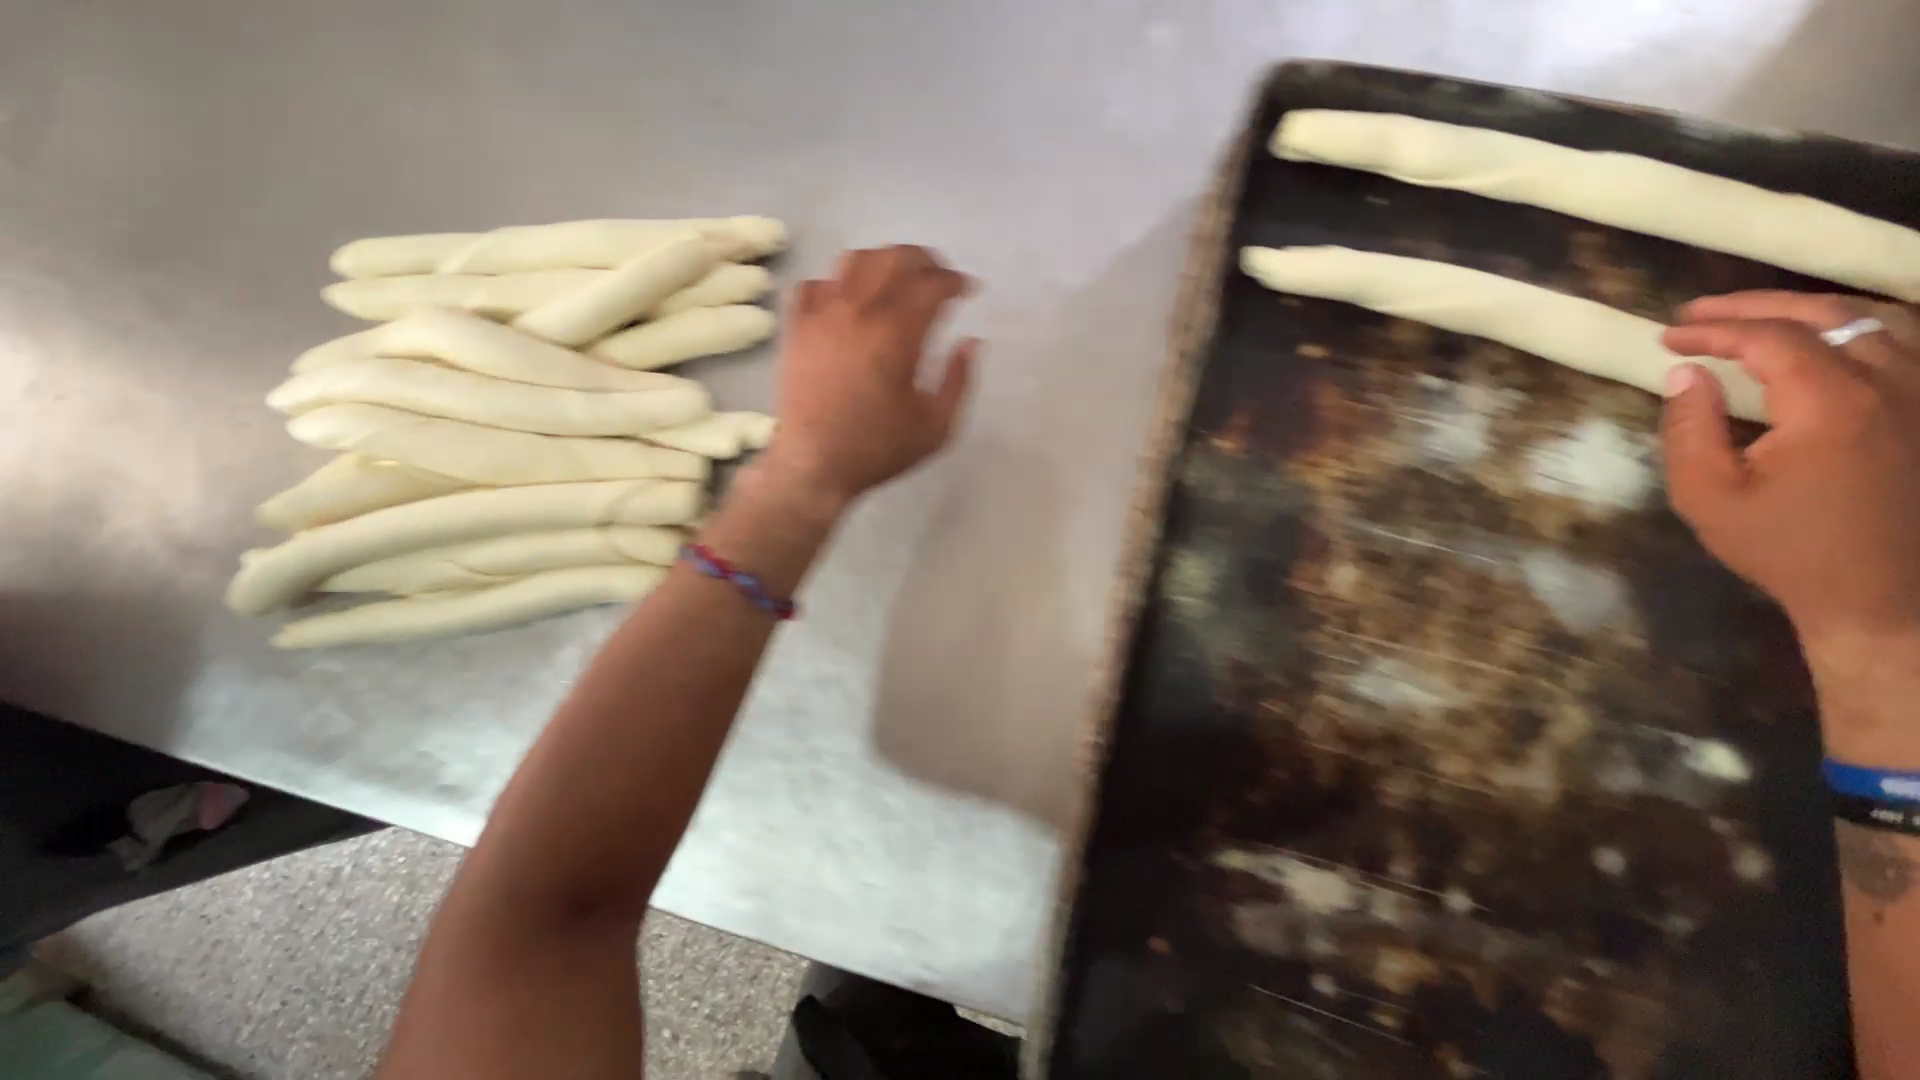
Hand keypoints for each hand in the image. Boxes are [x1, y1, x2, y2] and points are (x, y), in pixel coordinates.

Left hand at [758, 245, 977, 511]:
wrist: (814, 465)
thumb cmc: (878, 449)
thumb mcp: (936, 426)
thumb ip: (959, 380)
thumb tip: (970, 342)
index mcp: (898, 334)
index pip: (932, 285)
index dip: (955, 281)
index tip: (967, 291)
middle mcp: (859, 312)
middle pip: (895, 258)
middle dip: (925, 260)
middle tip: (938, 276)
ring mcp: (822, 315)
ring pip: (853, 261)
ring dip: (882, 261)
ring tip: (896, 278)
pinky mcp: (797, 327)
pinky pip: (814, 284)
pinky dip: (836, 283)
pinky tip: (848, 299)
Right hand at [1661, 290, 1919, 691]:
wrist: (1882, 593)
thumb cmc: (1784, 547)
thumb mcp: (1708, 494)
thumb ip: (1689, 428)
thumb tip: (1684, 374)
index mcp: (1831, 403)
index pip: (1770, 338)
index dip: (1714, 330)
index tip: (1667, 337)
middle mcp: (1893, 382)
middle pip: (1828, 314)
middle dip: (1757, 306)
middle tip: (1701, 313)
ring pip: (1880, 319)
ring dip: (1811, 310)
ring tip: (1760, 317)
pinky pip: (1908, 343)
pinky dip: (1861, 327)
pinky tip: (1829, 338)